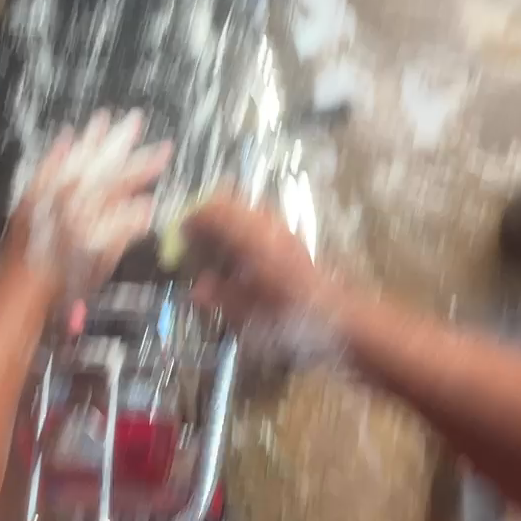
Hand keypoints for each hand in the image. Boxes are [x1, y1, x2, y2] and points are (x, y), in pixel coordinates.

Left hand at [4, 110, 171, 298]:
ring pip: (75, 158)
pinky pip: (46, 167)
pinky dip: (57, 152)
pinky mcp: (31, 196)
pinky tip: (66, 137)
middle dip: (121, 140)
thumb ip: (124, 231)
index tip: (165, 150)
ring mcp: (50, 192)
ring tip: (104, 118)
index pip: (127, 180)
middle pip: (102, 162)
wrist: (20, 287)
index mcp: (96, 210)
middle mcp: (74, 195)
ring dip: (91, 138)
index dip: (147, 165)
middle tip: (136, 118)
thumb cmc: (67, 280)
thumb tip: (146, 207)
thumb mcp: (102, 261)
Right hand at [183, 197, 337, 325]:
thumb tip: (197, 289)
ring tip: (216, 243)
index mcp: (250, 241)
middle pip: (230, 201)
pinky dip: (246, 227)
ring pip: (248, 208)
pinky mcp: (295, 239)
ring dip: (228, 218)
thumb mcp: (245, 315)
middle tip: (195, 234)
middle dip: (209, 213)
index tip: (180, 234)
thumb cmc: (288, 318)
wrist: (340, 319)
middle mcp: (266, 227)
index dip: (193, 220)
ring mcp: (283, 230)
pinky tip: (243, 253)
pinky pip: (263, 220)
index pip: (213, 212)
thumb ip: (218, 297)